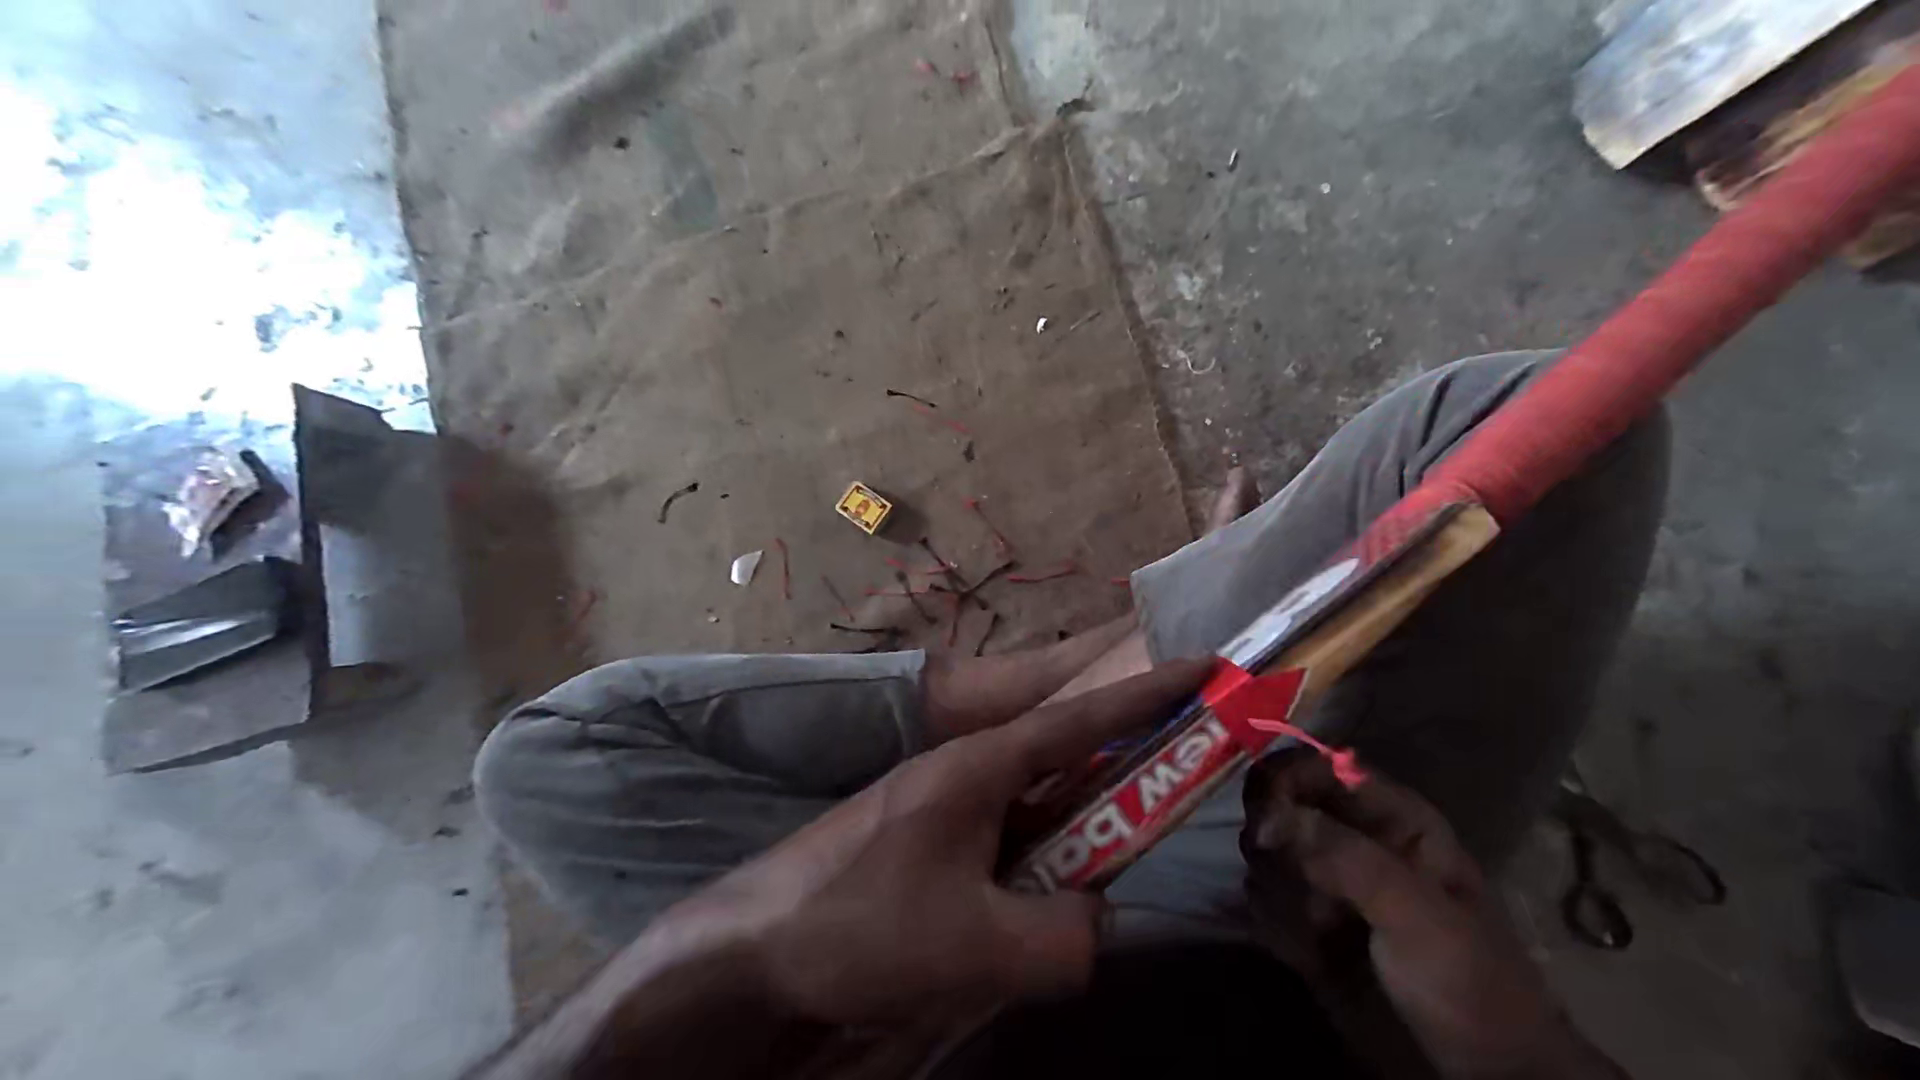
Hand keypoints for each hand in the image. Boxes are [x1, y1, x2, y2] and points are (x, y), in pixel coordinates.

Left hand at [674, 659, 1212, 1024]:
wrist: (757, 941)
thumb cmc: (862, 924)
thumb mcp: (978, 947)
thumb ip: (1064, 937)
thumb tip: (1096, 920)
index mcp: (981, 764)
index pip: (1082, 718)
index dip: (1148, 693)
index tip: (1204, 664)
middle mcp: (967, 767)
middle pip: (1066, 760)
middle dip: (1123, 771)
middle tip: (1169, 797)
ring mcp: (946, 798)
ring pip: (1037, 803)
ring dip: (1076, 829)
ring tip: (1099, 873)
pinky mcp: (930, 833)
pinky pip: (1006, 833)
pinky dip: (1037, 858)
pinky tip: (1036, 904)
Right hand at [1242, 752, 1622, 1079]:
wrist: (1485, 1079)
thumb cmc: (1472, 984)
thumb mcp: (1422, 916)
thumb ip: (1349, 859)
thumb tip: (1270, 817)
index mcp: (1389, 817)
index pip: (1319, 767)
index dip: (1285, 777)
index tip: (1265, 813)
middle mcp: (1349, 837)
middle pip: (1277, 802)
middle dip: (1274, 837)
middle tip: (1289, 874)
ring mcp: (1323, 880)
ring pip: (1262, 851)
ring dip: (1277, 887)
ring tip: (1315, 926)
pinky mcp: (1301, 921)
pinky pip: (1258, 898)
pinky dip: (1272, 921)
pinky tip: (1305, 950)